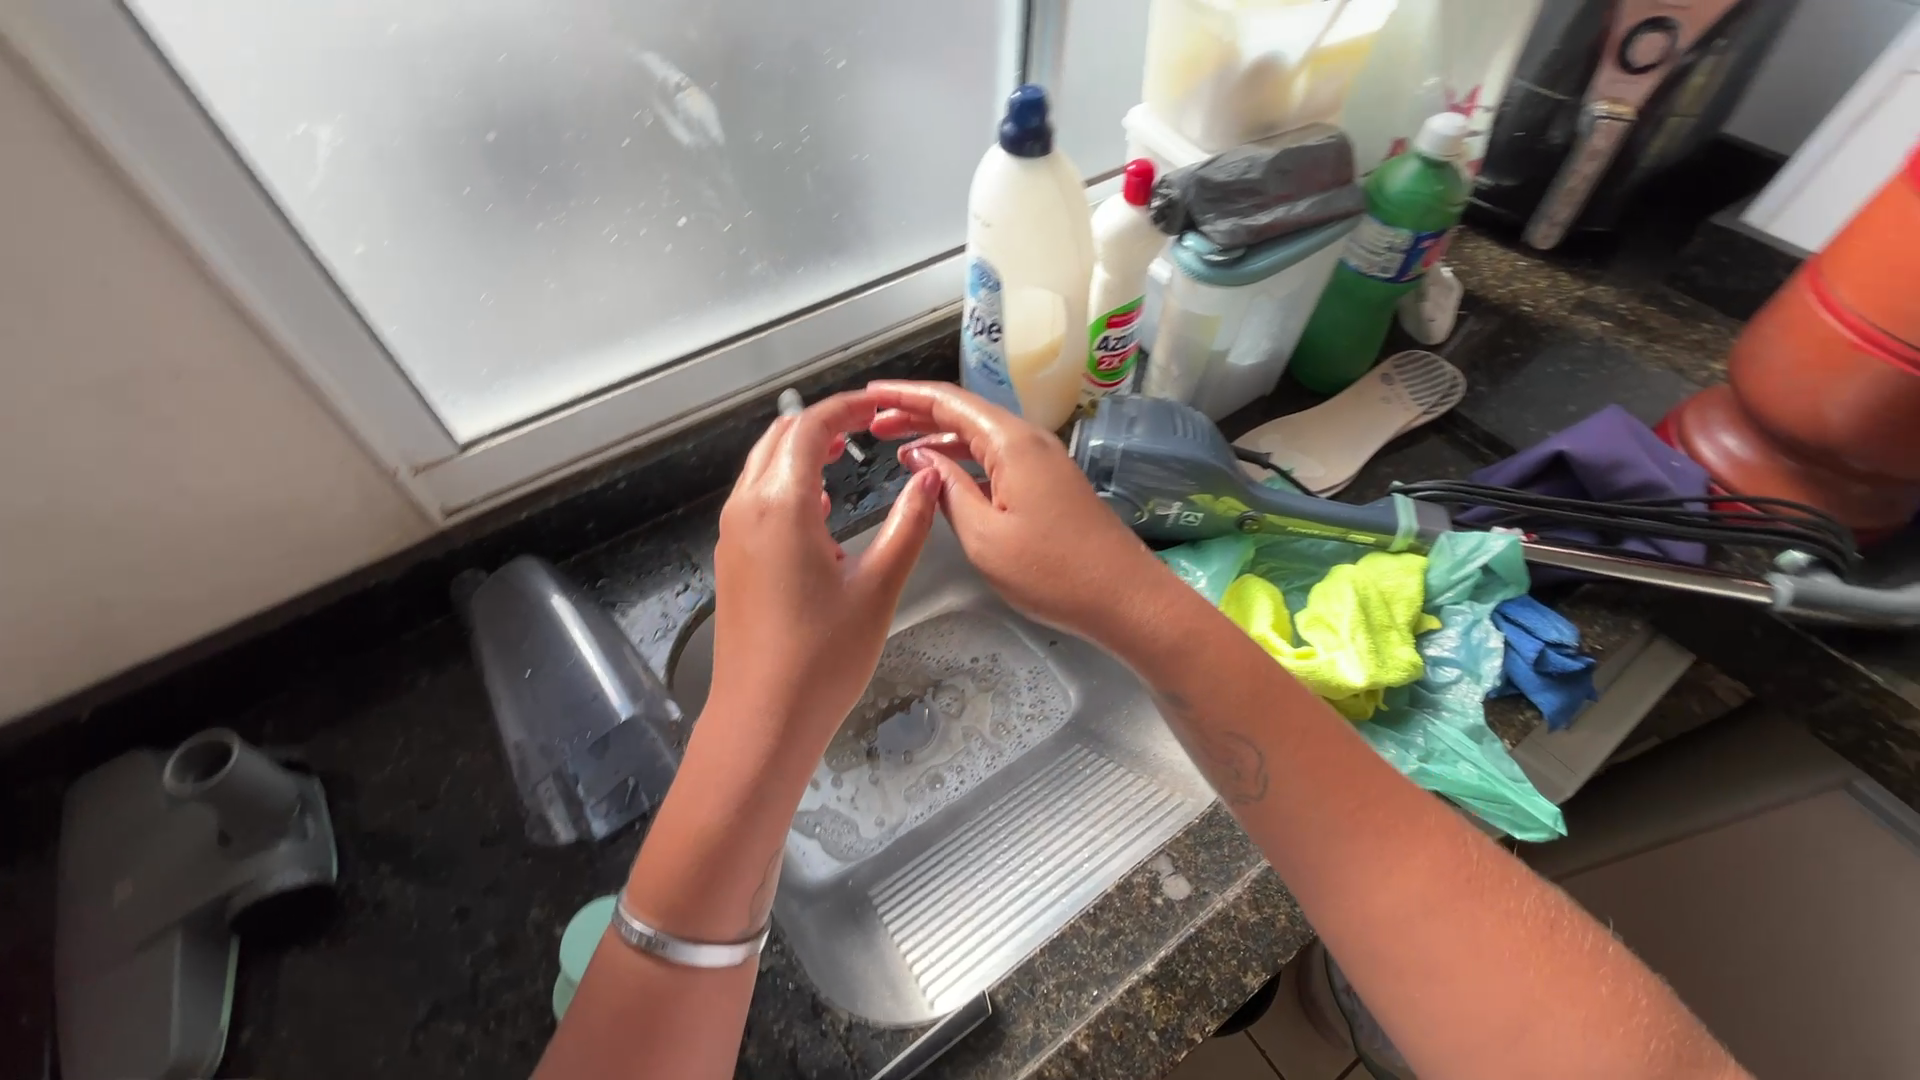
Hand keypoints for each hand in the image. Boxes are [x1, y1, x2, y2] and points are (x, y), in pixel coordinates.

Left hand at [706, 390, 941, 753]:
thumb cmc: (822, 658)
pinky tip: (819, 508)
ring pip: (762, 467)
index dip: (847, 408)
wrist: (762, 719)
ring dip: (801, 452)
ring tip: (844, 459)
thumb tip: (928, 480)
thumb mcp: (878, 587)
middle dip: (822, 423)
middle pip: (778, 437)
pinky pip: (755, 499)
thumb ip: (907, 524)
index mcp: (782, 505)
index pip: (810, 427)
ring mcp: (732, 535)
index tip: (879, 406)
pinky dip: (786, 484)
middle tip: (865, 428)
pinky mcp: (732, 560)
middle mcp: (747, 509)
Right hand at [866, 380, 1173, 644]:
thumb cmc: (1052, 572)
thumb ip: (948, 490)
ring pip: (980, 435)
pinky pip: (997, 457)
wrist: (1124, 598)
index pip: (948, 401)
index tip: (868, 395)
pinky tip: (943, 473)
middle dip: (916, 412)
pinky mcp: (1049, 483)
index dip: (904, 395)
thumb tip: (922, 458)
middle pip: (964, 412)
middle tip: (874, 422)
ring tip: (896, 444)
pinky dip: (964, 459)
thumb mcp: (983, 535)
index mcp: (1011, 443)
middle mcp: (1029, 440)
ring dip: (938, 436)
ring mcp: (1043, 461)